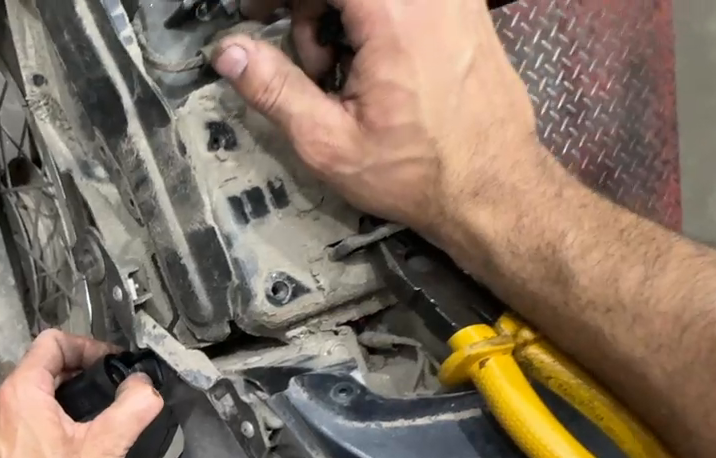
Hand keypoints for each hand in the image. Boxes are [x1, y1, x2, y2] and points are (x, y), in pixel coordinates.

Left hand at [0, 330, 164, 457]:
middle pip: (41, 369)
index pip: (52, 343)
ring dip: (64, 400)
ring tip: (96, 422)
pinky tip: (70, 447)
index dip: (88, 347)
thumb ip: (132, 407)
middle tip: (110, 395)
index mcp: (19, 393)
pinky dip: (46, 422)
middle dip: (79, 375)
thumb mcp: (105, 449)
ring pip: (31, 397)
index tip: (112, 368)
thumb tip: (145, 386)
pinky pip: (21, 422)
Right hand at [209, 0, 554, 249]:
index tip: (253, 16)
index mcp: (396, 14)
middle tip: (307, 70)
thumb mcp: (326, 141)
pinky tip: (367, 66)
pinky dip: (369, 21)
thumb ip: (275, 89)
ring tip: (339, 77)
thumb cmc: (410, 170)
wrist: (486, 182)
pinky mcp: (462, 5)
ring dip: (338, 19)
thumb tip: (229, 52)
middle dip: (309, 12)